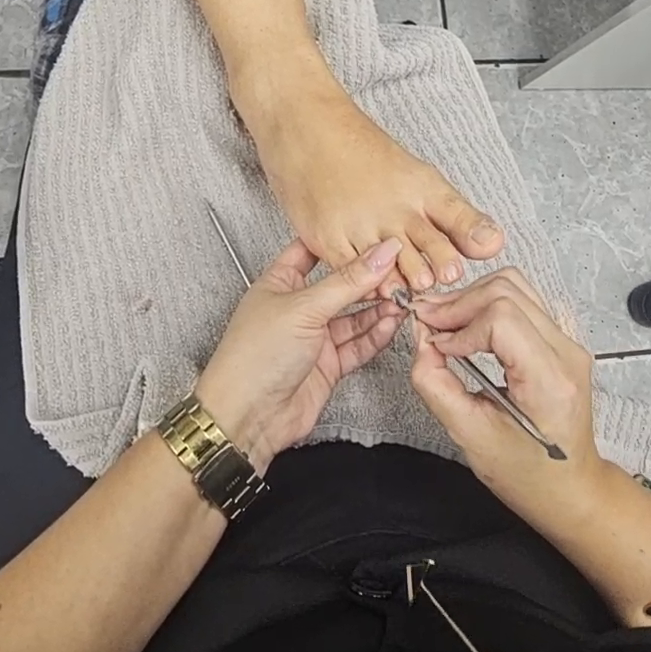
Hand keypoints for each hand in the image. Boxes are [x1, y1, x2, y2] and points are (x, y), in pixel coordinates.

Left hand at [193, 238, 407, 471]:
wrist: (247, 417)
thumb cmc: (255, 357)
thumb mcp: (304, 308)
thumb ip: (348, 282)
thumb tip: (380, 254)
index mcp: (280, 282)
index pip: (314, 251)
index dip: (342, 242)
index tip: (373, 234)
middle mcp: (297, 307)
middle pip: (341, 285)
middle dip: (370, 279)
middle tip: (400, 270)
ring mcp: (313, 337)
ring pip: (354, 316)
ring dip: (379, 308)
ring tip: (403, 298)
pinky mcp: (327, 365)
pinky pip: (358, 344)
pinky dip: (376, 335)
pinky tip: (392, 324)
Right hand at [245, 81, 506, 295]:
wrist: (306, 129)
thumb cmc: (360, 152)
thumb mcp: (416, 176)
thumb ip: (455, 216)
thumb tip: (494, 244)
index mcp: (421, 187)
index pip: (457, 218)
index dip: (469, 240)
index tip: (477, 254)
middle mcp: (395, 206)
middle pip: (429, 247)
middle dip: (439, 268)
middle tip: (445, 280)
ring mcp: (361, 224)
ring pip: (393, 267)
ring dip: (405, 283)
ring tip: (412, 292)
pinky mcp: (329, 239)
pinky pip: (353, 273)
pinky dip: (367, 287)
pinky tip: (376, 292)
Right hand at [408, 268, 608, 518]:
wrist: (570, 489)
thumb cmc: (529, 475)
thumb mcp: (470, 436)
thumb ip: (437, 385)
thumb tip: (420, 340)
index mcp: (550, 380)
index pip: (501, 318)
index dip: (459, 324)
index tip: (436, 345)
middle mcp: (566, 353)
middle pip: (505, 291)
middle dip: (459, 303)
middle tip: (427, 323)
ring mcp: (567, 342)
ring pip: (513, 285)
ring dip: (471, 299)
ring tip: (443, 322)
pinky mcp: (559, 339)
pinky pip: (521, 299)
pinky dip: (486, 303)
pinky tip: (465, 325)